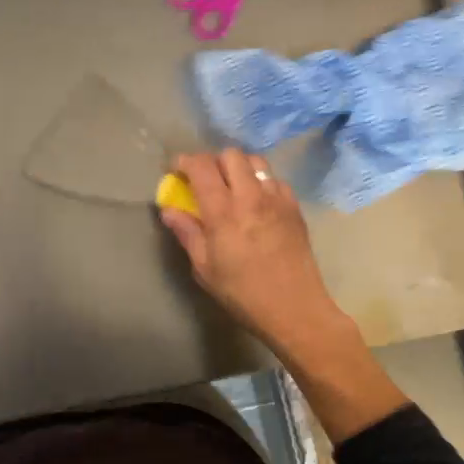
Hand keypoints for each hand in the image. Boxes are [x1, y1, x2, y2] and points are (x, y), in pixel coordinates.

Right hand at [159, 149, 347, 353]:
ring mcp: (277, 199)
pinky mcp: (294, 208)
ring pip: (256, 162)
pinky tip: (256, 202)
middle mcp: (251, 196)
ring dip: (239, 167)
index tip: (177, 170)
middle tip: (204, 179)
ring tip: (232, 186)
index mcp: (223, 211)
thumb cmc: (242, 292)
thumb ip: (187, 233)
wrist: (294, 308)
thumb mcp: (204, 268)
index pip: (202, 166)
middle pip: (231, 155)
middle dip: (213, 161)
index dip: (185, 161)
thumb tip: (169, 210)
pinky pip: (275, 180)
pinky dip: (261, 182)